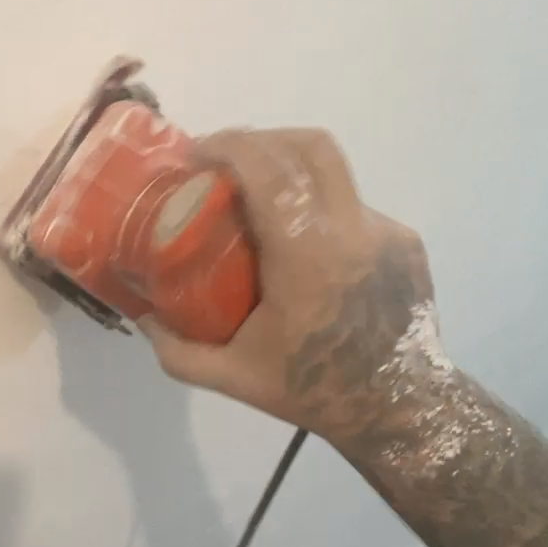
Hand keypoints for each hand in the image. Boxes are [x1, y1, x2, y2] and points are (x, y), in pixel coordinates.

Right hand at [139, 129, 444, 446]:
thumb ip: (177, 351)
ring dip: (290, 173)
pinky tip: (300, 250)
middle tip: (222, 162)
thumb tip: (143, 317)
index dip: (231, 147)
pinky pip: (351, 209)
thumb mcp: (231, 378)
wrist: (397, 406)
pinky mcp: (404, 242)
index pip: (271, 173)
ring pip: (334, 175)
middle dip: (261, 140)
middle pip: (311, 147)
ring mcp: (384, 232)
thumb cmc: (310, 392)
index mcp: (308, 259)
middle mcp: (353, 231)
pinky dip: (316, 212)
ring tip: (258, 202)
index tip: (197, 152)